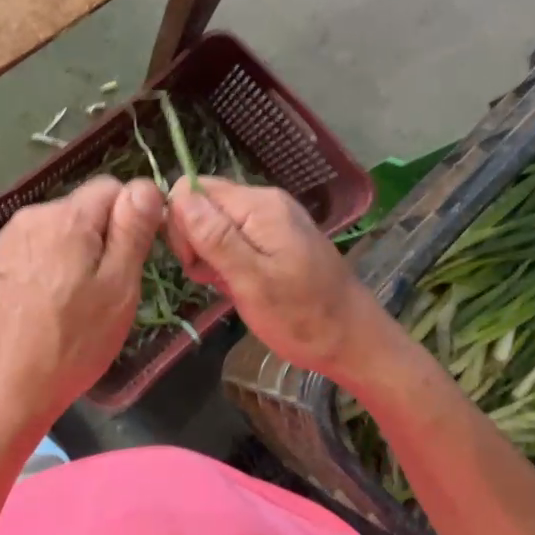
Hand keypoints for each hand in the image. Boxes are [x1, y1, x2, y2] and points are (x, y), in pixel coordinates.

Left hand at [0, 177, 165, 425]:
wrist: (14, 380)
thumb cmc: (76, 338)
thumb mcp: (119, 286)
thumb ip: (133, 230)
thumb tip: (145, 185)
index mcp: (66, 216)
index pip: (112, 187)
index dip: (132, 216)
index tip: (135, 256)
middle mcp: (34, 214)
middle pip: (85, 207)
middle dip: (103, 236)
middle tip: (109, 285)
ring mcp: (12, 234)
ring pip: (63, 225)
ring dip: (78, 248)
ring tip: (80, 295)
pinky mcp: (0, 255)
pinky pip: (40, 242)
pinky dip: (53, 260)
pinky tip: (53, 295)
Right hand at [167, 178, 392, 383]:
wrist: (357, 344)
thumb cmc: (303, 318)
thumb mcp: (252, 281)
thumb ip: (215, 237)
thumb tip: (177, 197)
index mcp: (259, 205)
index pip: (192, 189)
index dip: (181, 223)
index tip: (193, 262)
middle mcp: (265, 201)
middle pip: (202, 202)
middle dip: (193, 238)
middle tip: (208, 278)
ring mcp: (273, 218)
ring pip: (214, 220)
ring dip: (208, 252)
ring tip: (225, 284)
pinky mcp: (276, 237)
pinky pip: (233, 234)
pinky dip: (225, 258)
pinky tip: (236, 283)